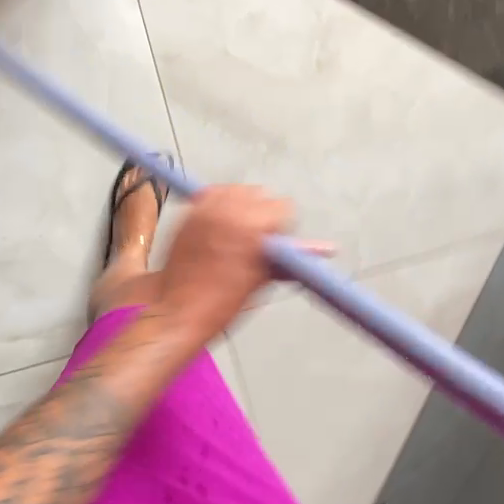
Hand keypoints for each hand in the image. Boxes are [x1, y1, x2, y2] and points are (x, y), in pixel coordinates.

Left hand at [158, 185, 328, 342]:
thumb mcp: (261, 279)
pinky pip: (210, 195)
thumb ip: (291, 257)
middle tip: (256, 242)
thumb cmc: (218, 304)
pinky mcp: (187, 214)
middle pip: (259, 194)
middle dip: (262, 215)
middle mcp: (226, 210)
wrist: (179, 312)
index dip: (283, 227)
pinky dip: (218, 205)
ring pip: (235, 190)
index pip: (283, 206)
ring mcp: (203, 210)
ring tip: (236, 235)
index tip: (277, 244)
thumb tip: (324, 250)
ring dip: (240, 207)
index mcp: (250, 226)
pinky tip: (219, 226)